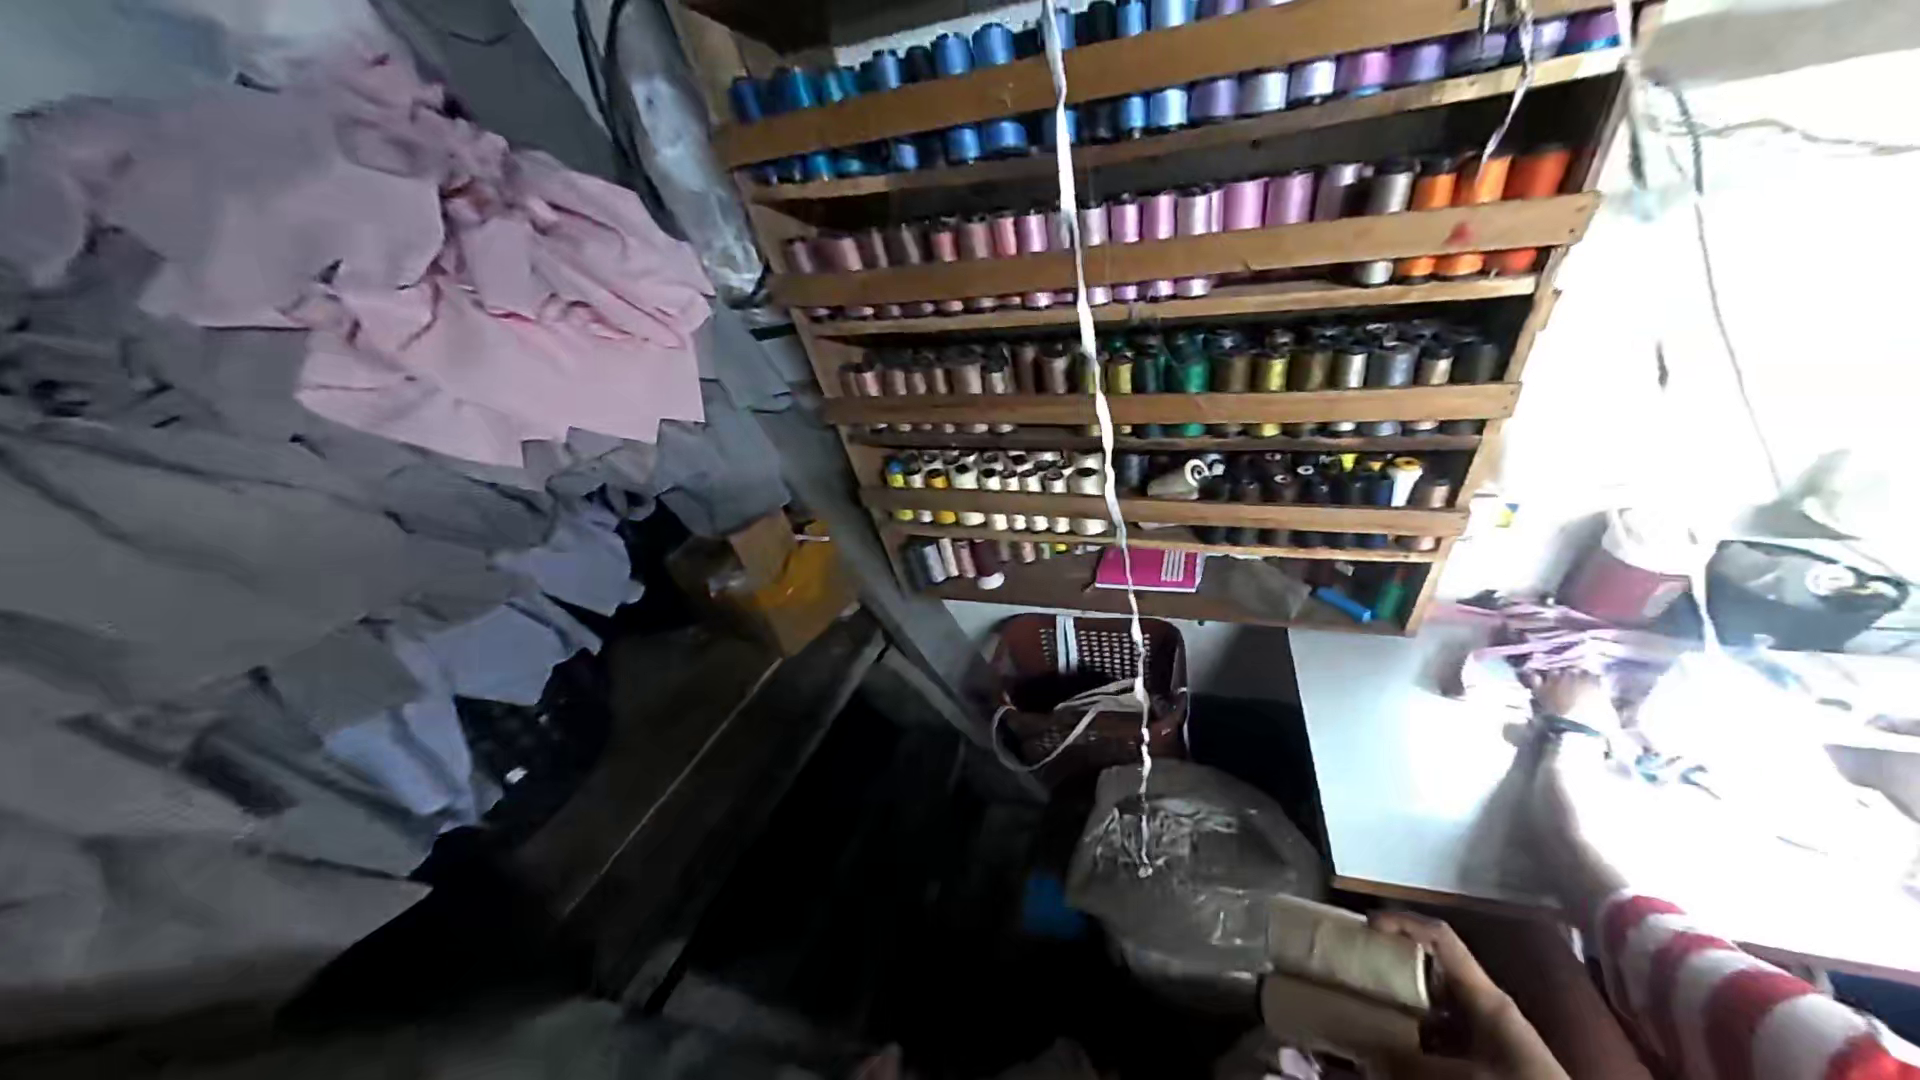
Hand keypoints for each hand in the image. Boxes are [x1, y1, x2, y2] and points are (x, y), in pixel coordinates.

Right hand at [1370, 913, 1568, 1079]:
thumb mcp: (1469, 1078)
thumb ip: (1413, 1065)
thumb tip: (1365, 1054)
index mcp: (1485, 998)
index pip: (1441, 937)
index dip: (1403, 923)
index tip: (1366, 928)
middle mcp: (1482, 1010)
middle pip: (1428, 972)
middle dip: (1391, 971)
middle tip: (1355, 975)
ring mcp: (1484, 1040)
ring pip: (1429, 1010)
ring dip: (1398, 1013)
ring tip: (1363, 1018)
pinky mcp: (1481, 1066)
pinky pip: (1438, 1043)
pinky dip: (1412, 1046)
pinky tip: (1390, 1059)